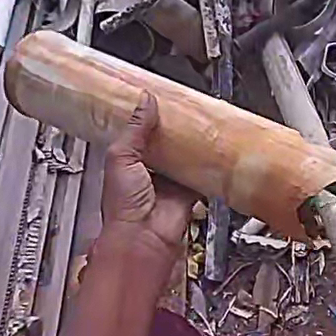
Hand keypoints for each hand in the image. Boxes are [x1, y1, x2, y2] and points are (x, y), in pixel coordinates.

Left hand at [102, 93, 198, 258]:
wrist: (143, 234)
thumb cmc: (124, 204)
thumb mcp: (121, 156)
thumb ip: (135, 129)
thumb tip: (145, 101)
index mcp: (129, 163)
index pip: (141, 135)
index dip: (150, 120)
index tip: (162, 103)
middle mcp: (151, 172)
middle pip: (167, 145)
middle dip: (176, 131)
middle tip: (186, 112)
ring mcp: (171, 183)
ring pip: (186, 158)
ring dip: (193, 146)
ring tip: (202, 125)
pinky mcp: (190, 192)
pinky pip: (202, 175)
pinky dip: (208, 165)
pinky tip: (214, 150)